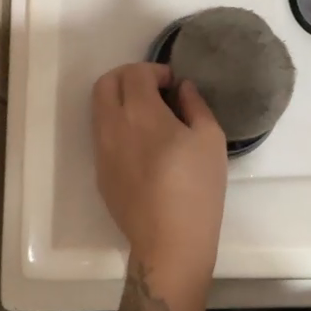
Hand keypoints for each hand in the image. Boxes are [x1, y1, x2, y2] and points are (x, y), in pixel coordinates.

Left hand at [91, 63, 227, 279]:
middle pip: (105, 84)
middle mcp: (113, 126)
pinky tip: (143, 146)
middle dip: (128, 77)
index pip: (134, 74)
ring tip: (149, 117)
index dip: (155, 70)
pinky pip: (103, 136)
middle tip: (154, 90)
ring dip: (120, 101)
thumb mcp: (211, 139)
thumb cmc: (197, 187)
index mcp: (141, 113)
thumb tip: (182, 89)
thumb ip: (196, 105)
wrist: (169, 239)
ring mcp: (102, 151)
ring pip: (99, 110)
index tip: (173, 84)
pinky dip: (118, 126)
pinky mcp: (101, 173)